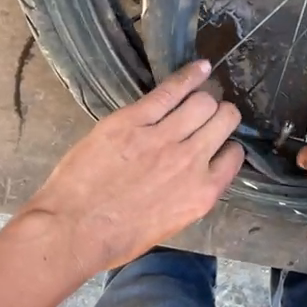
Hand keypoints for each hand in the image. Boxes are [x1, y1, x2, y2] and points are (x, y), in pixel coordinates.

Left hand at [19, 60, 243, 276]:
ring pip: (202, 102)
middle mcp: (191, 161)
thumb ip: (190, 193)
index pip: (234, 155)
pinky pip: (170, 90)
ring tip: (199, 96)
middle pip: (224, 120)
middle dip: (222, 115)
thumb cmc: (116, 238)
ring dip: (205, 98)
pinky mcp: (134, 120)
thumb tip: (195, 173)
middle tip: (210, 115)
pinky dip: (190, 76)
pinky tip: (200, 68)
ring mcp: (163, 138)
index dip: (227, 146)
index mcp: (202, 192)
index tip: (218, 143)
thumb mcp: (169, 223)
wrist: (72, 231)